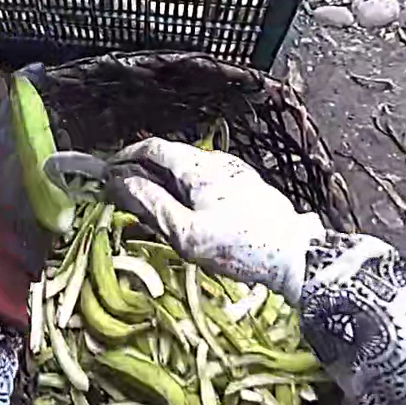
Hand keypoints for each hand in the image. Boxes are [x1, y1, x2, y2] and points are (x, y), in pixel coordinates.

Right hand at [106, 138, 327, 304]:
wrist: (296, 257)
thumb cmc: (239, 247)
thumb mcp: (187, 233)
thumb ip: (152, 204)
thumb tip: (122, 182)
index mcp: (198, 167)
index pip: (153, 147)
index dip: (126, 156)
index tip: (108, 171)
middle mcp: (215, 160)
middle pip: (170, 157)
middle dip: (143, 171)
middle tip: (124, 192)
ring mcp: (233, 171)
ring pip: (187, 168)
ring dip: (163, 180)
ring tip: (151, 204)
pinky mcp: (244, 185)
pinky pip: (204, 178)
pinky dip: (184, 187)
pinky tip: (184, 210)